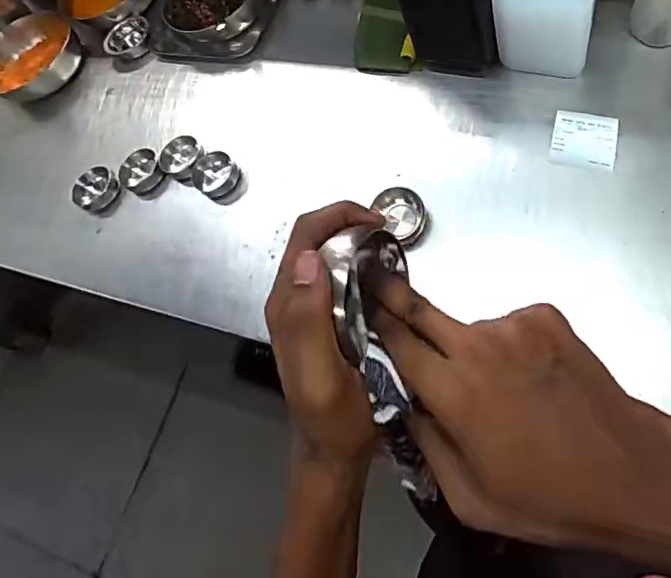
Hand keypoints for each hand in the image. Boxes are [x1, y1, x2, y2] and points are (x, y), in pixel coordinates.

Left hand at [265, 201, 384, 470]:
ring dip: (350, 239)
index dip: (336, 216)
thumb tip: (308, 258)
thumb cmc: (331, 421)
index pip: (303, 238)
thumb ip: (309, 318)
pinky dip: (354, 261)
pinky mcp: (320, 316)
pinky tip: (376, 272)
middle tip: (384, 230)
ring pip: (322, 253)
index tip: (374, 220)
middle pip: (311, 238)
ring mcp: (304, 306)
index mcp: (286, 304)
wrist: (332, 454)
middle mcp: (290, 298)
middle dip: (345, 222)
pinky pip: (333, 274)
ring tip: (383, 245)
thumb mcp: (320, 375)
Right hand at [371, 280, 670, 554]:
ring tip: (507, 386)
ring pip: (470, 326)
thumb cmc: (553, 498)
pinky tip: (537, 376)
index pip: (395, 339)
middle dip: (392, 294)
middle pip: (418, 307)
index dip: (374, 322)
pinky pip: (511, 323)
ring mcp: (513, 326)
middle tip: (378, 281)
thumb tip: (404, 407)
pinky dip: (513, 343)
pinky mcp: (544, 316)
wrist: (637, 476)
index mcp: (454, 392)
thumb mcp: (473, 501)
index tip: (362, 309)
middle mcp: (477, 347)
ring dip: (473, 346)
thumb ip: (425, 448)